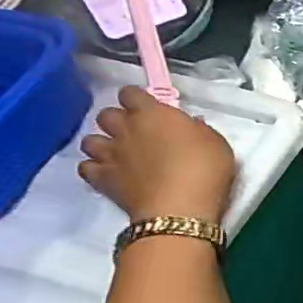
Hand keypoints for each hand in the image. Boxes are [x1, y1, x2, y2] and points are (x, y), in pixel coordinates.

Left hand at [79, 87, 235, 224]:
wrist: (180, 209)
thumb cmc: (206, 170)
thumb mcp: (216, 143)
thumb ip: (197, 129)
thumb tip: (188, 125)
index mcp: (153, 114)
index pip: (130, 93)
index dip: (138, 99)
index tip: (150, 109)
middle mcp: (125, 128)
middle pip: (106, 114)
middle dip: (118, 120)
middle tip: (136, 132)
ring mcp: (109, 154)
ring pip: (90, 139)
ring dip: (102, 143)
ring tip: (118, 153)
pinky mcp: (101, 178)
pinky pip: (86, 167)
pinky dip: (94, 168)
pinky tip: (109, 173)